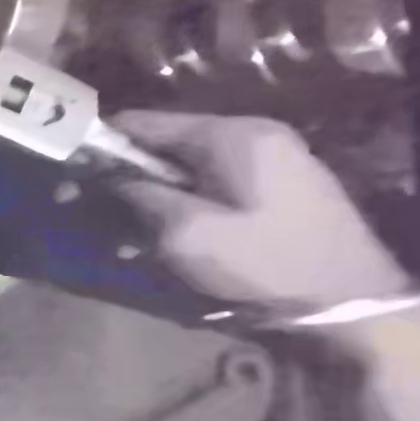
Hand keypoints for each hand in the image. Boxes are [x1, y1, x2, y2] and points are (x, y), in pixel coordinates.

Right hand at [111, 111, 409, 306]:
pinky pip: (207, 182)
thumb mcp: (188, 232)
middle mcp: (250, 134)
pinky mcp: (274, 183)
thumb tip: (108, 178)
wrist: (349, 298)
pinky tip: (163, 236)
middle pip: (163, 144)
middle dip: (123, 175)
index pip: (145, 122)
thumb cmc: (264, 261)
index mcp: (230, 136)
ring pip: (181, 167)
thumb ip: (141, 197)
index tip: (70, 172)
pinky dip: (176, 203)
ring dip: (147, 196)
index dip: (101, 143)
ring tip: (125, 235)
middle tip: (89, 211)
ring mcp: (267, 158)